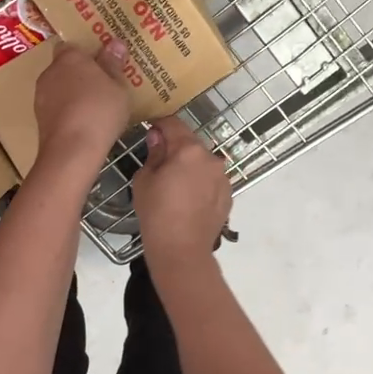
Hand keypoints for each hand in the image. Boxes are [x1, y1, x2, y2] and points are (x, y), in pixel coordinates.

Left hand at [34, 41, 131, 164]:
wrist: (71, 150)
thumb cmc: (100, 111)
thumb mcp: (117, 87)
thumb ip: (113, 64)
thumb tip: (114, 43)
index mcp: (70, 57)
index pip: (72, 46)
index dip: (85, 53)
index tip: (101, 62)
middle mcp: (50, 71)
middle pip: (65, 67)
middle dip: (80, 74)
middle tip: (102, 85)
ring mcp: (41, 96)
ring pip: (59, 88)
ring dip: (72, 94)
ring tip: (95, 107)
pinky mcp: (39, 118)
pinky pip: (56, 107)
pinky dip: (67, 111)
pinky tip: (83, 123)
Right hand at [132, 116, 232, 264]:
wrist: (182, 250)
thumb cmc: (156, 212)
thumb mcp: (144, 179)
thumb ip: (154, 153)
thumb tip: (157, 137)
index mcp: (188, 149)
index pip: (173, 123)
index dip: (159, 124)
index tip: (149, 129)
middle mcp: (210, 158)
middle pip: (190, 142)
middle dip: (175, 146)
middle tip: (159, 161)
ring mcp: (223, 177)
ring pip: (202, 162)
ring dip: (190, 165)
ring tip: (175, 184)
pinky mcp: (228, 194)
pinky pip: (211, 180)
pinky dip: (200, 182)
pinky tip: (188, 199)